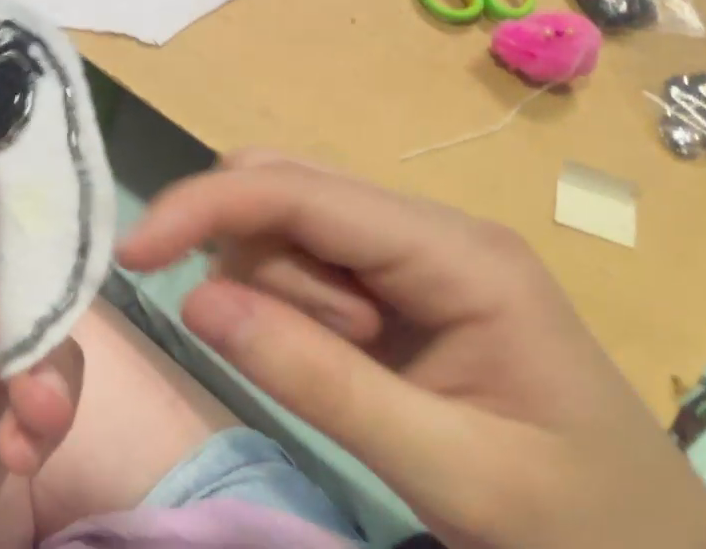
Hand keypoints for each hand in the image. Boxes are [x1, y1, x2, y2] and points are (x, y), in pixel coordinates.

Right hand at [116, 151, 705, 548]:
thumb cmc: (577, 523)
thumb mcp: (452, 470)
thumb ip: (319, 383)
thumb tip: (192, 300)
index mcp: (457, 254)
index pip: (294, 193)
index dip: (201, 208)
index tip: (128, 255)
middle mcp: (426, 231)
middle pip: (278, 189)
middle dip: (240, 253)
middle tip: (268, 339)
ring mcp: (409, 256)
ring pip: (277, 227)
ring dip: (271, 293)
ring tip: (350, 374)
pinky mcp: (391, 286)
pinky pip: (296, 264)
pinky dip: (281, 305)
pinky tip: (342, 358)